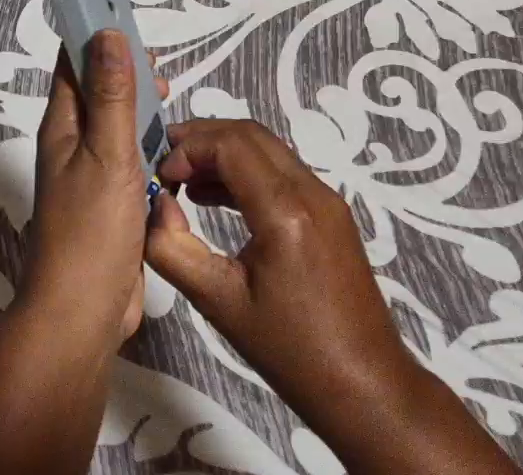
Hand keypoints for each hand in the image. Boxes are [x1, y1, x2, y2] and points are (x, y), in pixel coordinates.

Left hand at [24, 30, 167, 343]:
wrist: (83, 311)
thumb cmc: (91, 229)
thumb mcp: (106, 154)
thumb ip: (111, 96)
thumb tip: (107, 33)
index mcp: (62, 126)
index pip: (72, 64)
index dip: (94, 35)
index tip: (122, 13)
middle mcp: (71, 144)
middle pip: (97, 91)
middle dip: (123, 69)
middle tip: (159, 62)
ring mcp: (90, 174)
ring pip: (116, 126)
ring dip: (139, 107)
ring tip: (169, 96)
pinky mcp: (110, 201)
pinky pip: (130, 159)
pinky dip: (149, 144)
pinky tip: (173, 147)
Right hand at [143, 119, 417, 432]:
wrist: (367, 388)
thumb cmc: (290, 351)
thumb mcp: (217, 302)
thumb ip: (172, 248)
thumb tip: (156, 205)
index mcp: (285, 212)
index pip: (229, 145)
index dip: (188, 148)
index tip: (161, 176)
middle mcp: (312, 193)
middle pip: (249, 134)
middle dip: (202, 139)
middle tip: (165, 159)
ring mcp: (327, 201)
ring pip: (267, 149)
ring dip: (223, 153)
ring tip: (183, 179)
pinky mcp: (331, 215)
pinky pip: (282, 172)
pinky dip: (245, 171)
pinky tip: (215, 198)